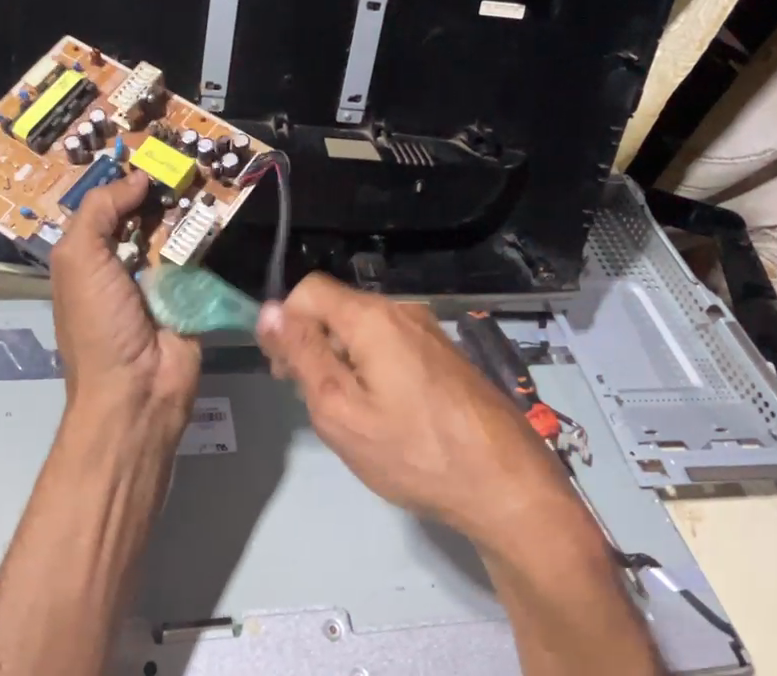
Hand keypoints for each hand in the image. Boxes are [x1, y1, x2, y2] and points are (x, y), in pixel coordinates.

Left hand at [49, 171, 199, 431]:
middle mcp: (122, 265)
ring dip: (188, 206)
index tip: (147, 151)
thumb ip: (99, 211)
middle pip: (141, 216)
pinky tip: (224, 204)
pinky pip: (202, 256)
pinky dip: (210, 234)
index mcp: (87, 258)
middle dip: (159, 189)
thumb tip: (137, 179)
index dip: (120, 181)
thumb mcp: (79, 259)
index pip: (103, 208)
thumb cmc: (98, 323)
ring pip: (174, 231)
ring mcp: (160, 279)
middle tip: (183, 157)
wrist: (139, 389)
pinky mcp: (195, 294)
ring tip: (207, 170)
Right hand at [256, 273, 574, 542]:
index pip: (309, 290)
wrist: (506, 485)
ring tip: (347, 414)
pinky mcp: (446, 355)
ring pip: (364, 330)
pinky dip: (371, 367)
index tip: (282, 372)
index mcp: (373, 317)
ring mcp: (430, 332)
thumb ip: (303, 355)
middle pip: (338, 309)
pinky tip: (382, 413)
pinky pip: (391, 346)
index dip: (285, 323)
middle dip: (312, 344)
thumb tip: (270, 310)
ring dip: (341, 359)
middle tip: (310, 400)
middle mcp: (403, 312)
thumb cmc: (415, 452)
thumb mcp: (341, 410)